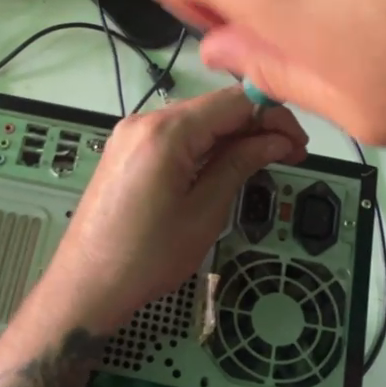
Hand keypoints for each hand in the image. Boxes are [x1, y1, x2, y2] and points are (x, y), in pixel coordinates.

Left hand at [37, 88, 307, 330]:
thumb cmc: (145, 257)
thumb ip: (240, 164)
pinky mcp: (125, 152)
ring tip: (261, 164)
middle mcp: (143, 121)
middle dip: (256, 127)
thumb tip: (275, 141)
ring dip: (231, 137)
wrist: (86, 285)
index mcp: (165, 132)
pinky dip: (204, 147)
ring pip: (195, 121)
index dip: (274, 117)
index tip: (299, 143)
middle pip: (214, 108)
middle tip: (289, 156)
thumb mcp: (205, 212)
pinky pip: (174, 137)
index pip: (234, 101)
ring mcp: (129, 135)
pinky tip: (224, 167)